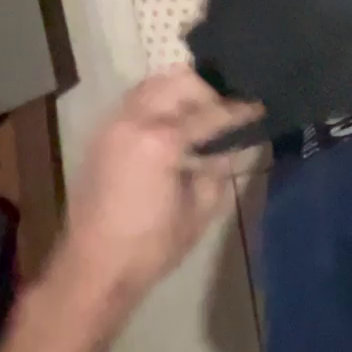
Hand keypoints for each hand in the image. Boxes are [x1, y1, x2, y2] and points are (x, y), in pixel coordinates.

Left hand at [51, 70, 263, 309]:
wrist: (93, 270)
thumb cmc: (151, 246)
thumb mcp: (199, 210)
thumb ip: (218, 169)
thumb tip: (231, 147)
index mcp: (161, 140)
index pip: (210, 113)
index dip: (239, 111)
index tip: (258, 108)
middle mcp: (135, 121)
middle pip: (179, 82)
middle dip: (207, 92)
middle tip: (224, 113)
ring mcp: (113, 125)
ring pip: (153, 84)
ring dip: (180, 92)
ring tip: (198, 115)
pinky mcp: (101, 136)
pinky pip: (135, 102)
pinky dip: (158, 103)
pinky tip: (171, 126)